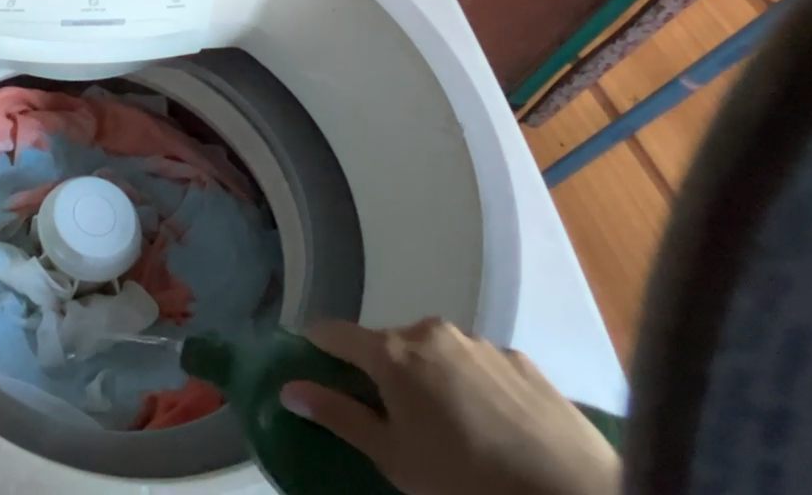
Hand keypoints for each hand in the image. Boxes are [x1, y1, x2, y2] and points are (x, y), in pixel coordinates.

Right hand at [279, 318, 618, 494]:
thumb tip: (288, 389)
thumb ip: (337, 415)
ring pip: (435, 352)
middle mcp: (430, 332)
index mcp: (390, 351)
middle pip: (387, 343)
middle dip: (381, 371)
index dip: (317, 348)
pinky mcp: (523, 360)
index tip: (316, 370)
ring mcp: (480, 343)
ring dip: (430, 377)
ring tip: (452, 427)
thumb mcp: (392, 456)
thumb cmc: (467, 480)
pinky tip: (494, 426)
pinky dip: (472, 384)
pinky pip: (479, 363)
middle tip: (395, 418)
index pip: (332, 332)